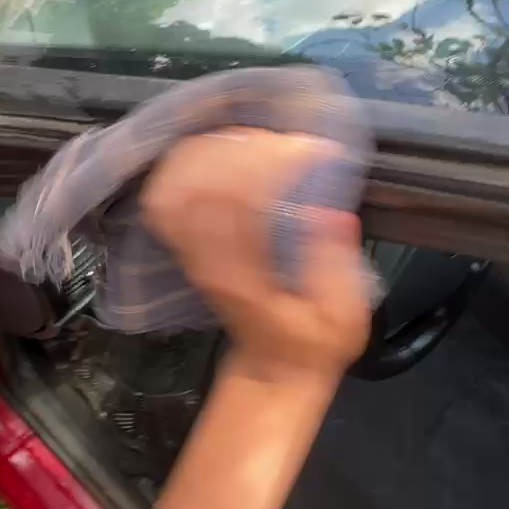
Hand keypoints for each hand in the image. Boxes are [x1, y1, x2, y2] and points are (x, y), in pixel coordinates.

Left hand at [141, 127, 371, 386]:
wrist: (272, 366)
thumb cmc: (309, 343)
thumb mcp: (343, 318)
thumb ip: (336, 266)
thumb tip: (334, 213)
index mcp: (244, 278)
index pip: (240, 203)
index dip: (273, 162)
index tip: (311, 149)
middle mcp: (207, 261)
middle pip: (201, 184)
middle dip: (245, 148)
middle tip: (287, 142)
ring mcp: (190, 253)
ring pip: (176, 186)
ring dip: (215, 151)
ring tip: (258, 141)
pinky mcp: (186, 245)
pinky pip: (165, 195)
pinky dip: (187, 164)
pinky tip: (218, 150)